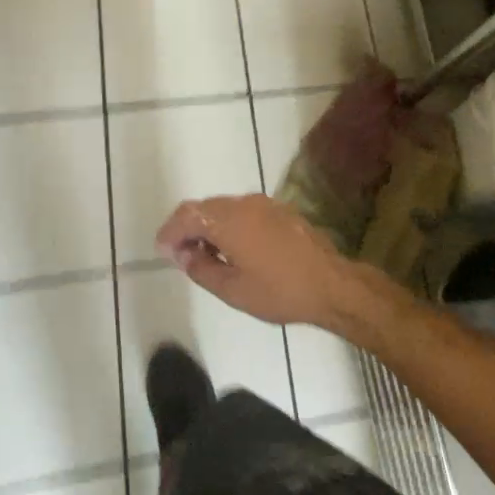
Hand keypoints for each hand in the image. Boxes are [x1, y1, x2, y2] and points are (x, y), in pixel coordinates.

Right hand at [155, 195, 364, 328]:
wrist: (331, 285)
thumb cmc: (279, 291)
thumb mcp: (233, 290)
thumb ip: (201, 269)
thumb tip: (184, 254)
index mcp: (229, 220)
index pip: (188, 214)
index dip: (170, 231)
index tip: (163, 250)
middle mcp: (245, 203)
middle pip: (205, 208)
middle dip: (188, 228)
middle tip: (181, 255)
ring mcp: (266, 204)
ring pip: (225, 208)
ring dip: (210, 226)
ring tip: (206, 255)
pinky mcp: (281, 211)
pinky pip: (244, 211)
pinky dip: (230, 225)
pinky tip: (233, 249)